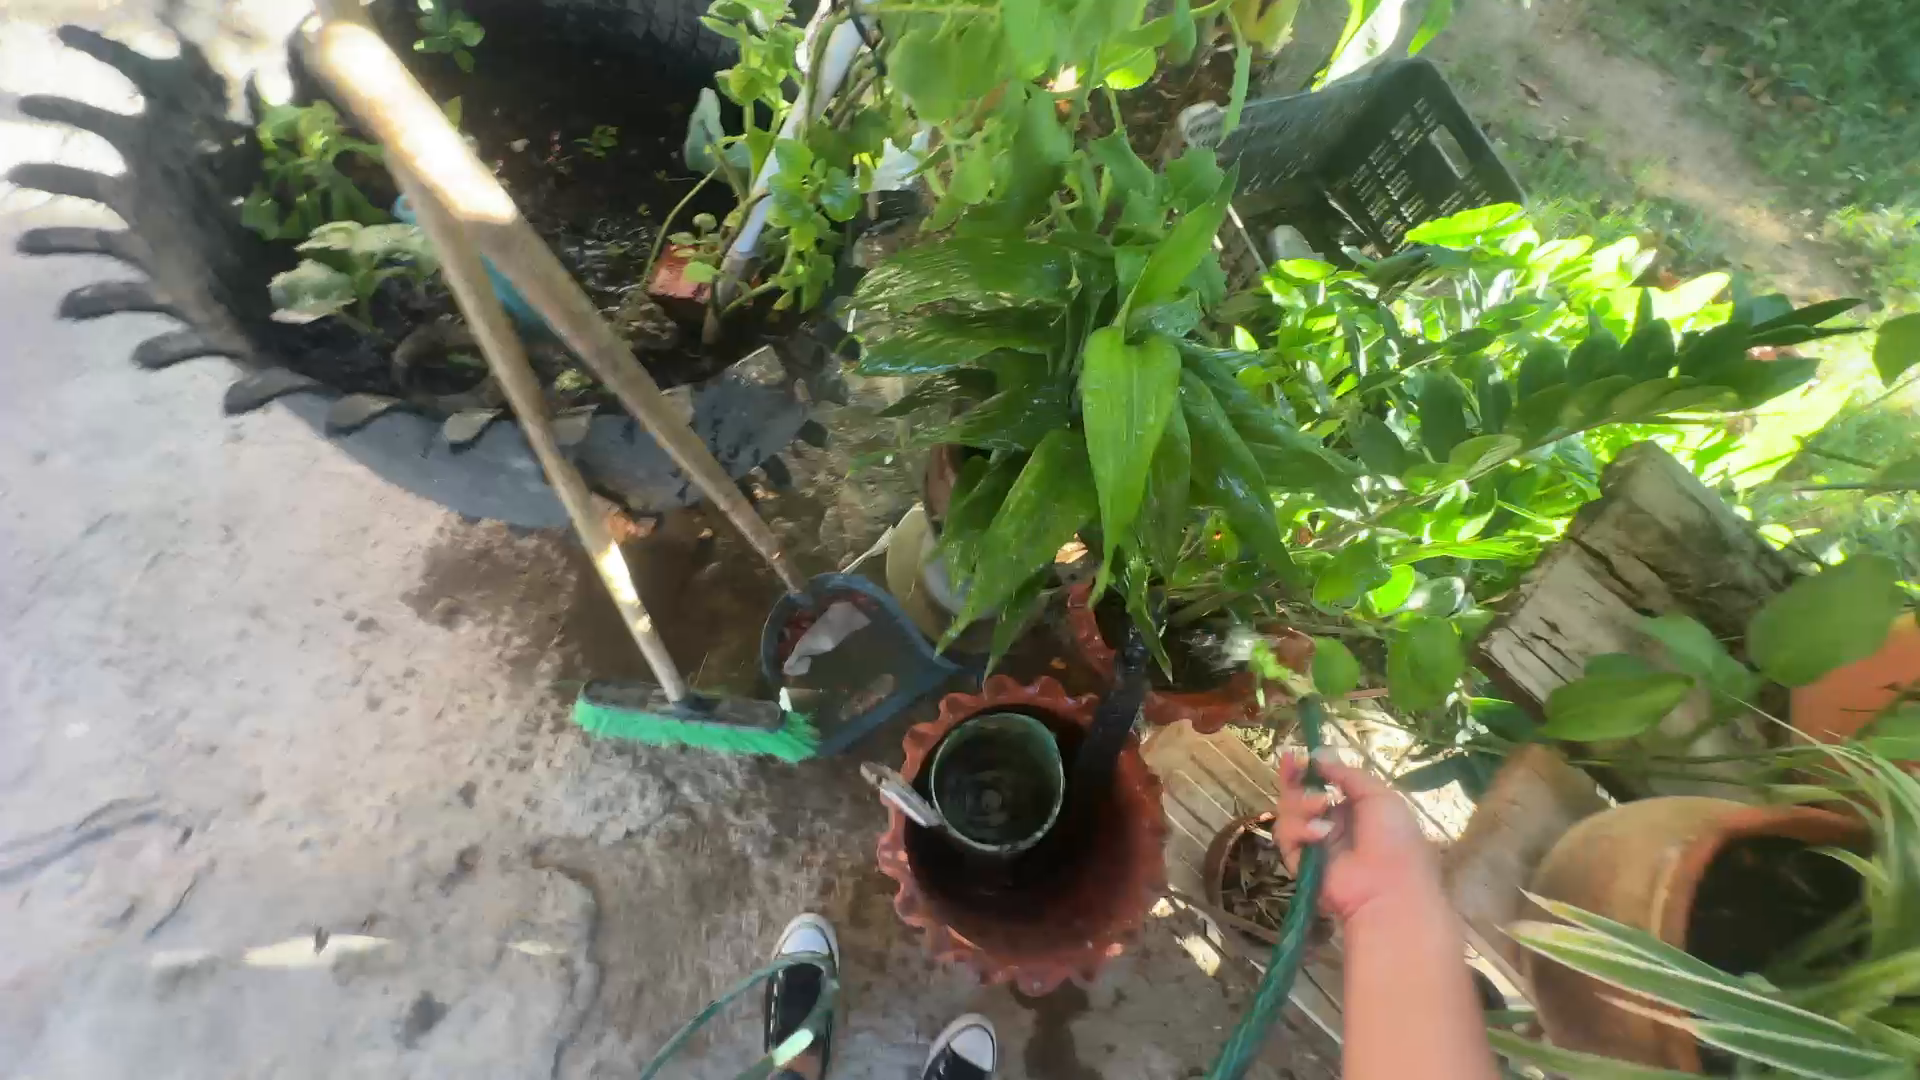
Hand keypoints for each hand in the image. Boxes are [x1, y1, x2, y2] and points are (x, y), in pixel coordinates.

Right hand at [1273, 750, 1442, 924]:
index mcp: (1350, 809)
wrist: (1390, 889)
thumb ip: (1347, 774)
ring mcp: (1311, 843)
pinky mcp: (1298, 861)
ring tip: (1320, 807)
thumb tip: (1318, 755)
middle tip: (1290, 763)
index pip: (1318, 784)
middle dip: (1292, 778)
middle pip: (1296, 794)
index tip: (1297, 755)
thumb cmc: (1394, 840)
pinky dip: (1299, 831)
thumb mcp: (1380, 797)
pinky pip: (1285, 836)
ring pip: (1287, 811)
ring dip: (1300, 804)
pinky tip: (1318, 835)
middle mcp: (1328, 823)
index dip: (1305, 769)